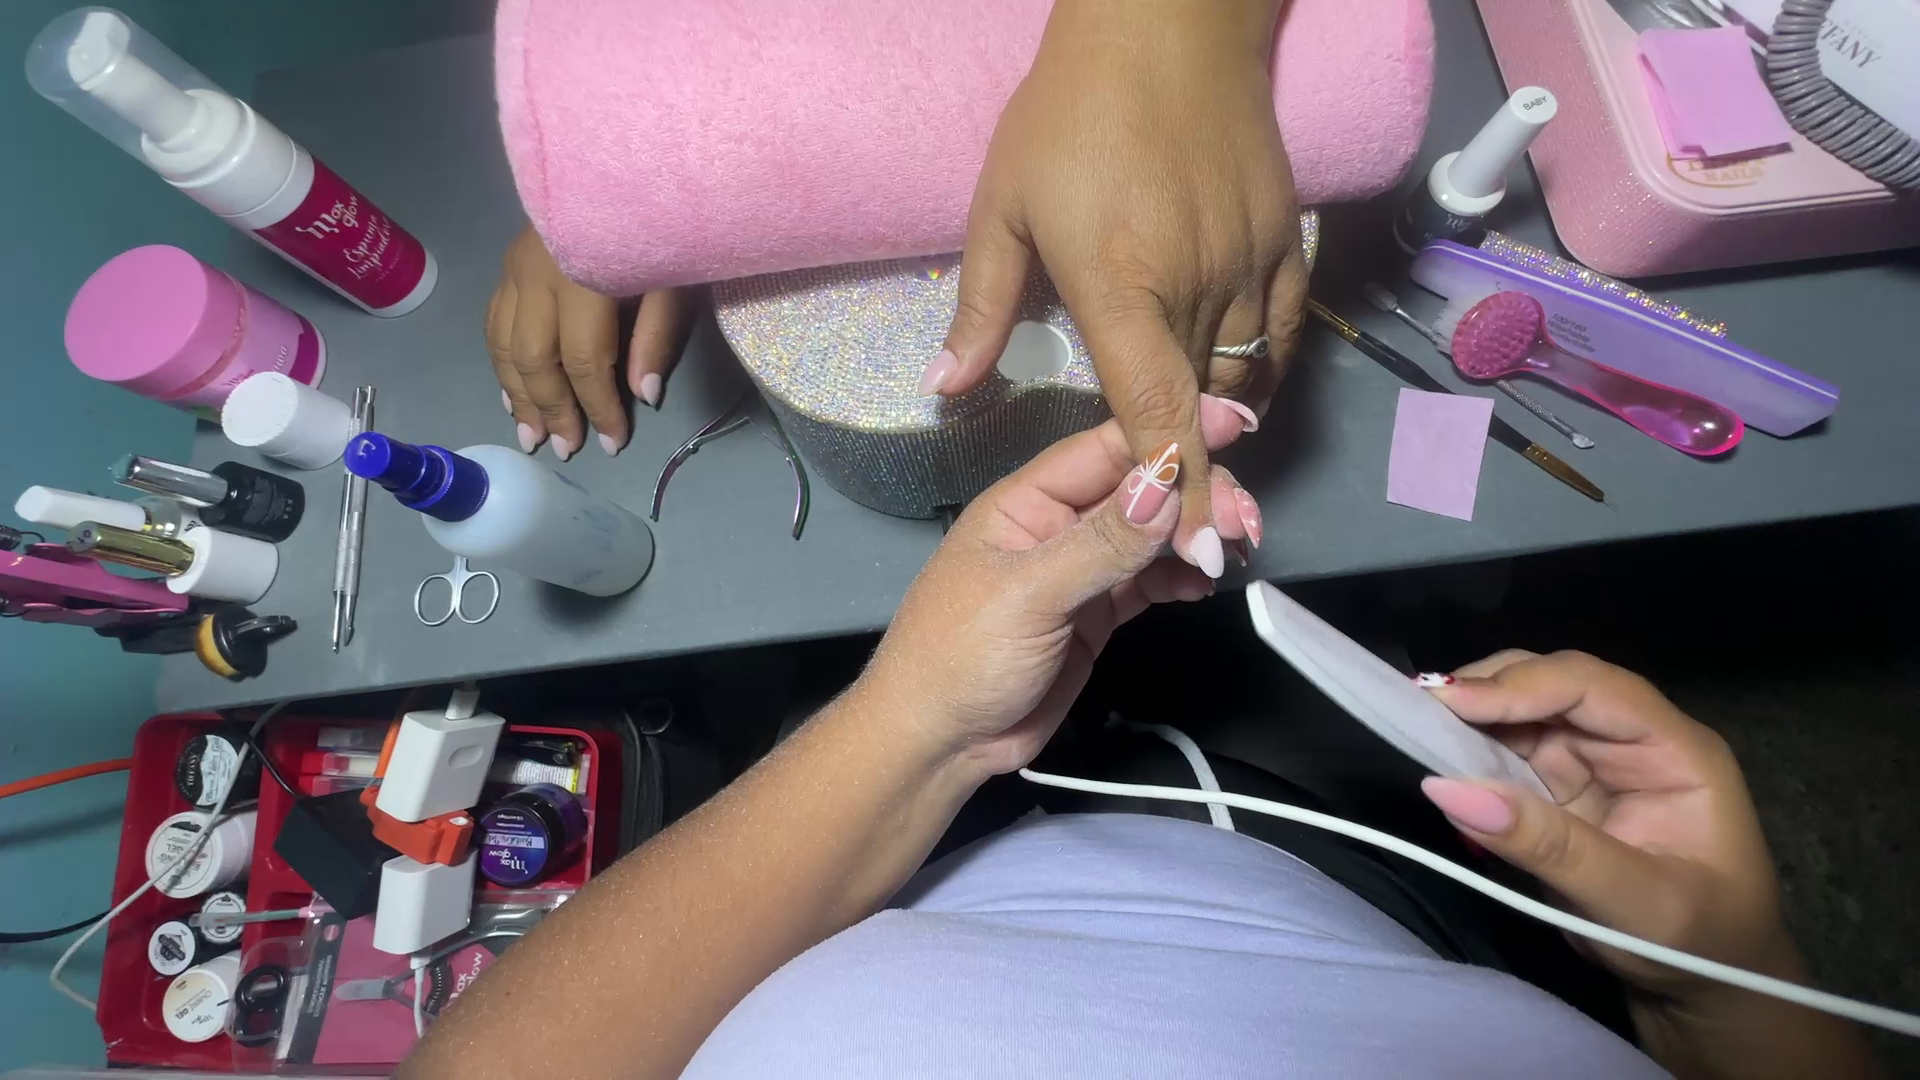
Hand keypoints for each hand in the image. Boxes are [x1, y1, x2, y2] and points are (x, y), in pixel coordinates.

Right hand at [484, 224, 695, 459]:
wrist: (624, 166)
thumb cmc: (661, 226)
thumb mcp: (673, 281)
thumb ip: (654, 339)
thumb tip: (641, 397)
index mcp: (582, 282)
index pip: (584, 362)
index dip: (597, 407)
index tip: (613, 444)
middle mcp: (536, 278)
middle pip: (535, 360)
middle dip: (551, 410)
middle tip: (564, 450)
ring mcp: (515, 269)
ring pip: (504, 345)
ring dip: (517, 395)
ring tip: (530, 435)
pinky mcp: (508, 265)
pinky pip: (495, 323)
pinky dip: (502, 363)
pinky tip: (511, 393)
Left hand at [863, 396, 1255, 778]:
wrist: (942, 741)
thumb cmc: (963, 655)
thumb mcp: (1028, 595)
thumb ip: (1100, 543)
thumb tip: (1166, 484)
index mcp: (1026, 501)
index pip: (1105, 450)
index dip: (1166, 434)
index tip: (1231, 426)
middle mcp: (1057, 525)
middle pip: (1138, 490)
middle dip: (1195, 496)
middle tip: (1243, 523)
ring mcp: (1080, 570)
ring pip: (1151, 536)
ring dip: (1196, 536)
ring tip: (1240, 548)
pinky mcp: (1096, 613)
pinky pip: (1148, 582)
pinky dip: (1180, 578)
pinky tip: (1206, 584)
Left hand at [931, 0, 1302, 577]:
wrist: (1167, 18)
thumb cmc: (1067, 118)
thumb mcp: (1002, 211)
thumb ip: (981, 311)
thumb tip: (945, 391)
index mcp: (1121, 289)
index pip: (1152, 410)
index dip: (1171, 486)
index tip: (1193, 547)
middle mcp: (1195, 288)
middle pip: (1199, 409)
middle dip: (1197, 476)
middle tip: (1188, 525)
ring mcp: (1249, 262)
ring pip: (1238, 376)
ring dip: (1216, 426)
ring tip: (1200, 463)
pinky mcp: (1285, 239)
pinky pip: (1279, 331)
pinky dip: (1256, 373)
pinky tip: (1235, 394)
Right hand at [1421, 651, 1795, 999]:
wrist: (1700, 985)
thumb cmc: (1698, 945)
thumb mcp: (1633, 903)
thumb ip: (1545, 844)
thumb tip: (1444, 788)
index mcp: (1674, 751)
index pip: (1592, 687)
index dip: (1519, 686)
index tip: (1449, 703)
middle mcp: (1627, 736)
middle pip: (1548, 679)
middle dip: (1485, 688)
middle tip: (1420, 708)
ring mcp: (1584, 752)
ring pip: (1515, 702)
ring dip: (1464, 710)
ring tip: (1414, 721)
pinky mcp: (1547, 773)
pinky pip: (1496, 738)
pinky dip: (1459, 738)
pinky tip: (1430, 744)